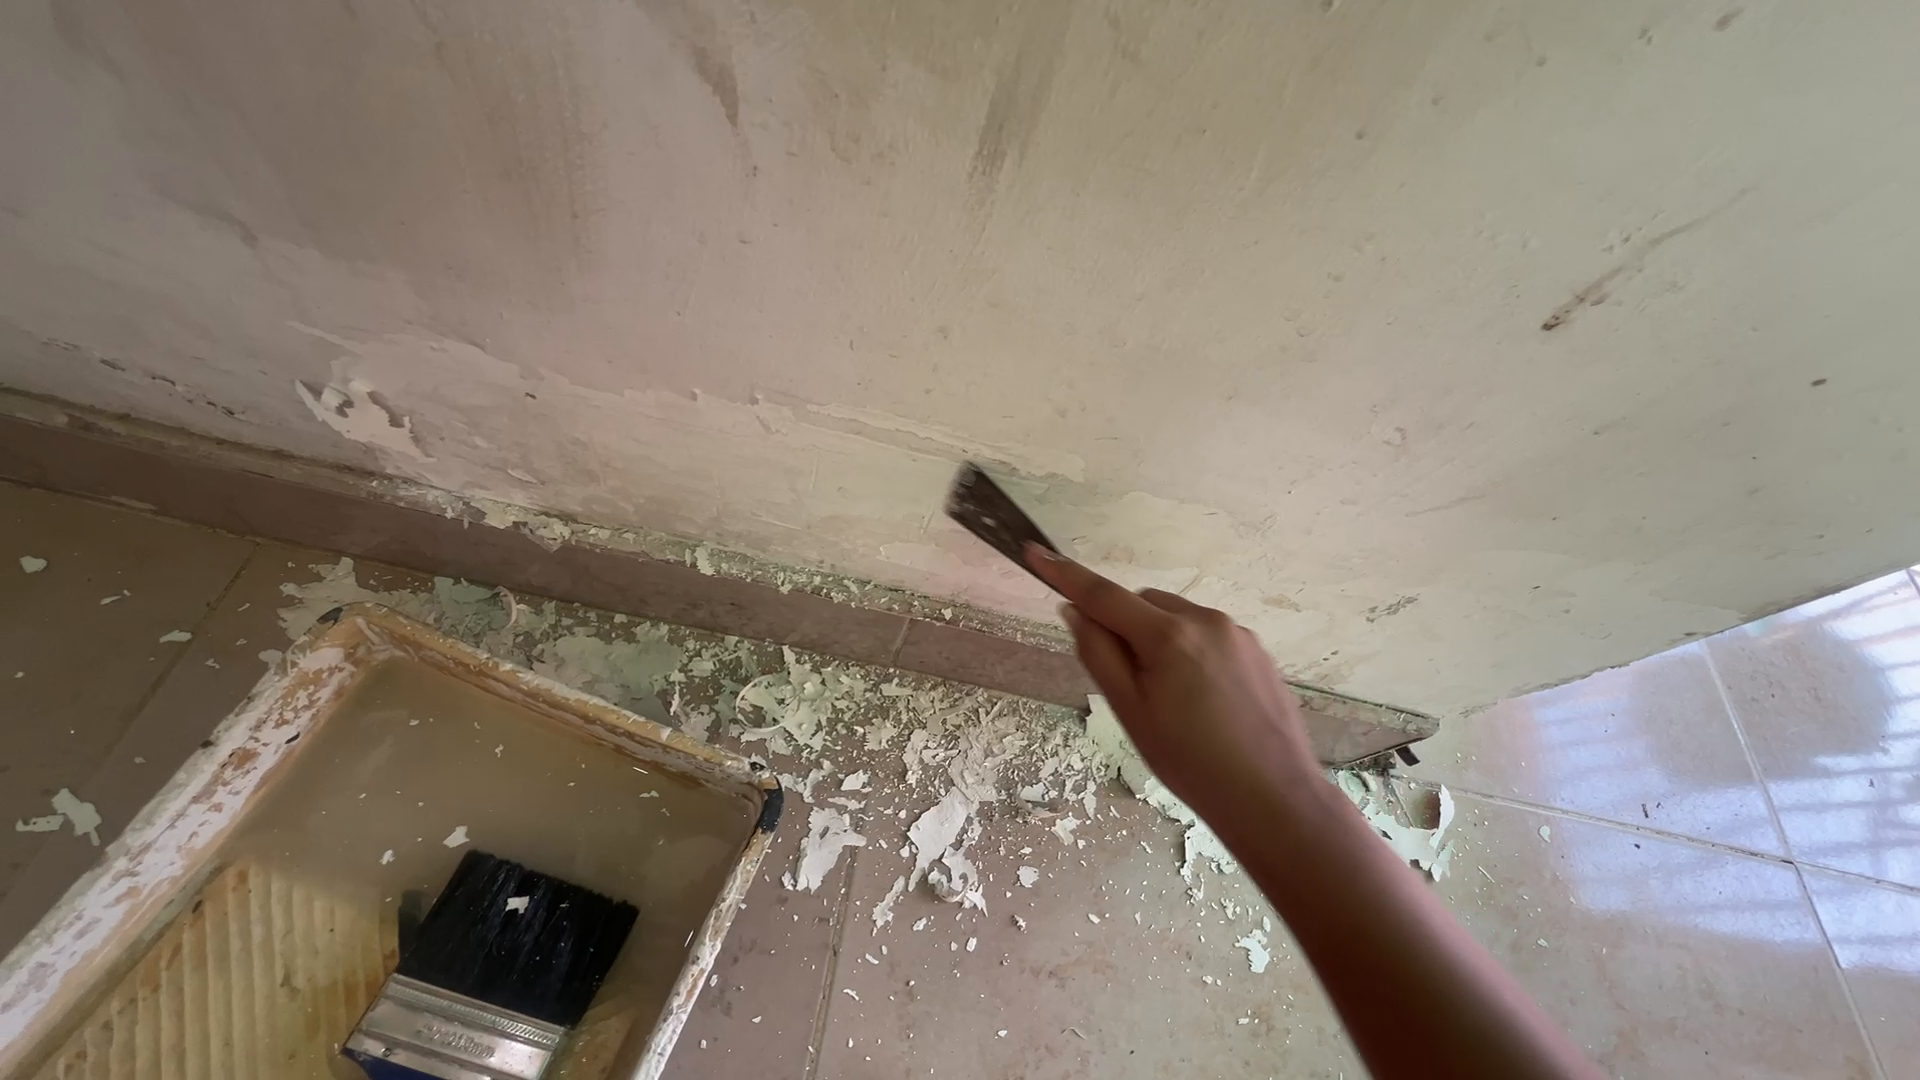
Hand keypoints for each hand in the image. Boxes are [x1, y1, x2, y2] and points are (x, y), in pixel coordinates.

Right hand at [1025, 543, 1322, 827]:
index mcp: (1168, 636)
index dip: (1064, 573)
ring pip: (1176, 618)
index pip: (1103, 594)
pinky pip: (1207, 634)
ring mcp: (1237, 632)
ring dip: (1160, 639)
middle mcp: (1205, 620)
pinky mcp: (1258, 649)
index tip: (1034, 552)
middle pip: (1143, 604)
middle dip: (1126, 627)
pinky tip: (1204, 699)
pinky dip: (1190, 651)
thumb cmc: (1190, 763)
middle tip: (1129, 683)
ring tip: (1174, 699)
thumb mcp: (1130, 712)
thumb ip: (1098, 654)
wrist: (1274, 798)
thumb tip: (1074, 610)